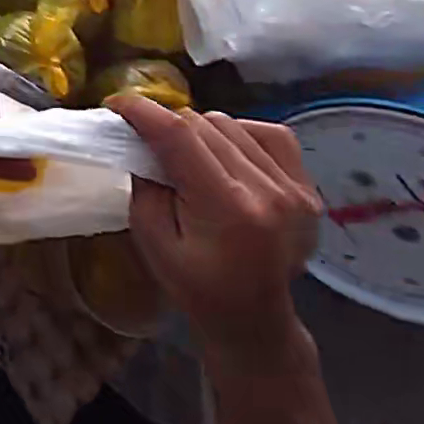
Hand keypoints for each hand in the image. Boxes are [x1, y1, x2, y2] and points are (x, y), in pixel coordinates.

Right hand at [110, 96, 322, 360]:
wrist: (254, 320)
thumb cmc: (195, 285)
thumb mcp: (150, 238)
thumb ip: (144, 182)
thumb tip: (139, 137)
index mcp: (226, 208)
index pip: (179, 135)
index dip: (142, 110)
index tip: (116, 104)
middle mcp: (267, 191)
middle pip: (202, 124)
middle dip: (166, 125)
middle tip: (148, 141)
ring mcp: (294, 189)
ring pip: (230, 123)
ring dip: (200, 131)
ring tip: (188, 156)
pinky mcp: (307, 188)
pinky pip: (267, 133)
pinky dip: (238, 133)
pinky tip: (224, 153)